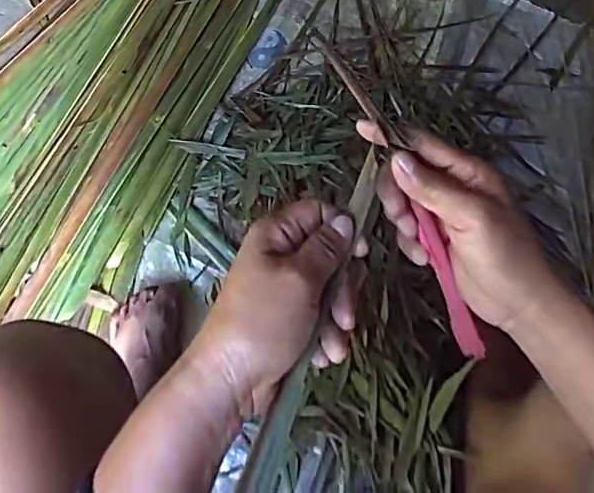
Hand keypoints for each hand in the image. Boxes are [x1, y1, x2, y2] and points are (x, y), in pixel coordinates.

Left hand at [187, 199, 365, 417]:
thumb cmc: (263, 321)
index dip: (343, 228)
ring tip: (332, 345)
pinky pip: (320, 316)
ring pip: (330, 289)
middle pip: (330, 254)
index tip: (362, 255)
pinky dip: (326, 335)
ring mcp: (285, 288)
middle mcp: (280, 255)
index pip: (318, 212)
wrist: (231, 382)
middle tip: (344, 316)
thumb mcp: (300, 280)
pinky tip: (322, 356)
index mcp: (276, 234)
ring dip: (337, 318)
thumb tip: (346, 218)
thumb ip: (327, 249)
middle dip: (344, 287)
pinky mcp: (290, 318)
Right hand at [360, 122, 556, 329]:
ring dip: (402, 220)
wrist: (522, 308)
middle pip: (405, 172)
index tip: (361, 127)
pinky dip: (409, 241)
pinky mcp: (436, 236)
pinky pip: (407, 227)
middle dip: (396, 192)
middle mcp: (452, 185)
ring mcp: (443, 211)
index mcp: (466, 171)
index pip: (421, 143)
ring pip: (403, 200)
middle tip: (401, 216)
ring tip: (418, 241)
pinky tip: (424, 257)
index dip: (391, 136)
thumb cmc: (507, 256)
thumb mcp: (472, 218)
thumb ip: (433, 188)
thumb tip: (396, 159)